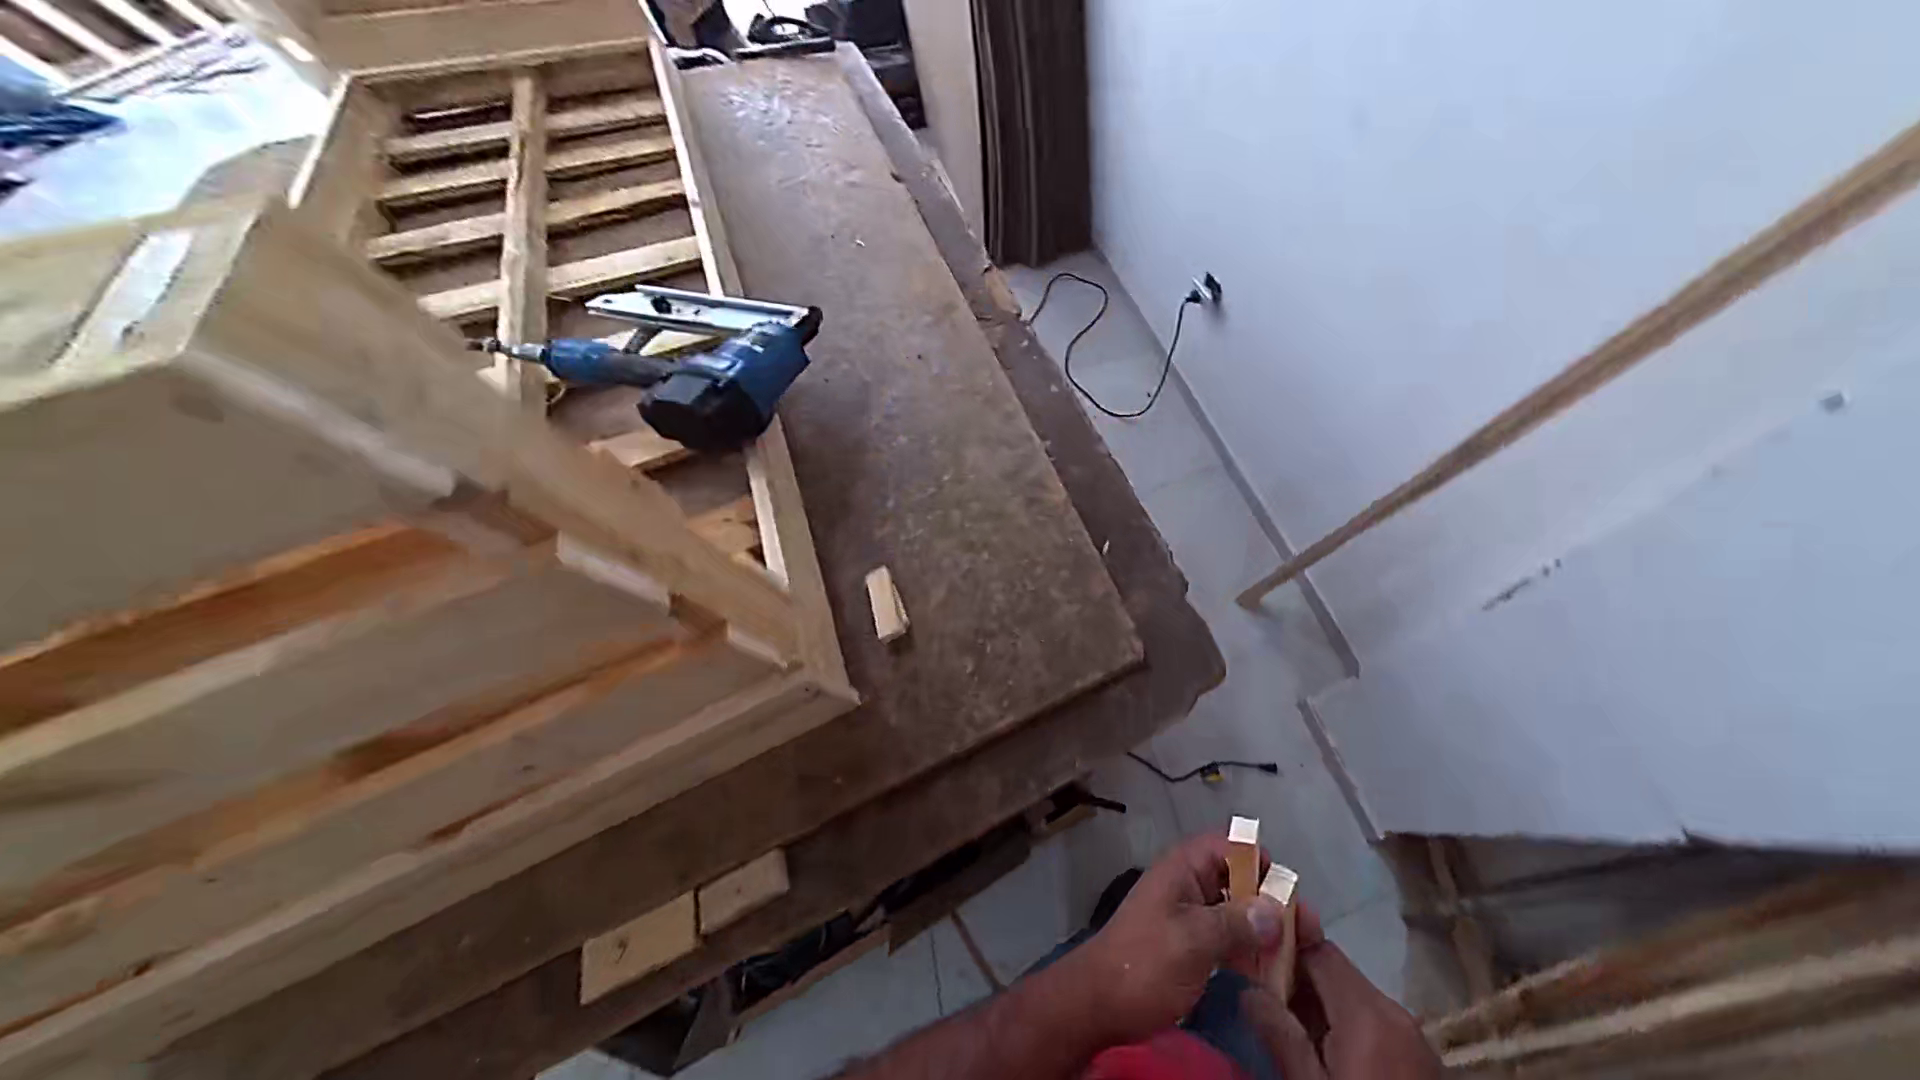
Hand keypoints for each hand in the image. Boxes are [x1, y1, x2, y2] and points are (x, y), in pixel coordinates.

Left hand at [1063, 833, 1286, 1045]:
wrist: (1101, 1002)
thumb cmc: (1144, 962)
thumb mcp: (1192, 940)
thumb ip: (1235, 922)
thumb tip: (1277, 909)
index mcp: (1183, 868)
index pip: (1229, 845)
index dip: (1260, 862)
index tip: (1288, 896)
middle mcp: (1189, 884)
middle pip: (1239, 877)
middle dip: (1272, 900)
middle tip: (1306, 933)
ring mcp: (1191, 914)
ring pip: (1237, 909)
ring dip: (1265, 928)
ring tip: (1297, 955)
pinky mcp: (1193, 944)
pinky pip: (1230, 936)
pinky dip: (1250, 949)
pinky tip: (1272, 973)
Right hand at [1240, 906, 1441, 1079]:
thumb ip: (1279, 1034)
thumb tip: (1247, 988)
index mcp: (1368, 1013)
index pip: (1318, 949)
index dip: (1282, 947)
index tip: (1251, 957)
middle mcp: (1396, 1013)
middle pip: (1335, 972)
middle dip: (1296, 979)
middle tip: (1261, 997)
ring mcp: (1415, 1039)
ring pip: (1353, 997)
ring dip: (1318, 1004)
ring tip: (1287, 1029)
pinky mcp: (1423, 1063)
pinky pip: (1374, 1023)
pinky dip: (1343, 1025)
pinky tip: (1324, 1054)